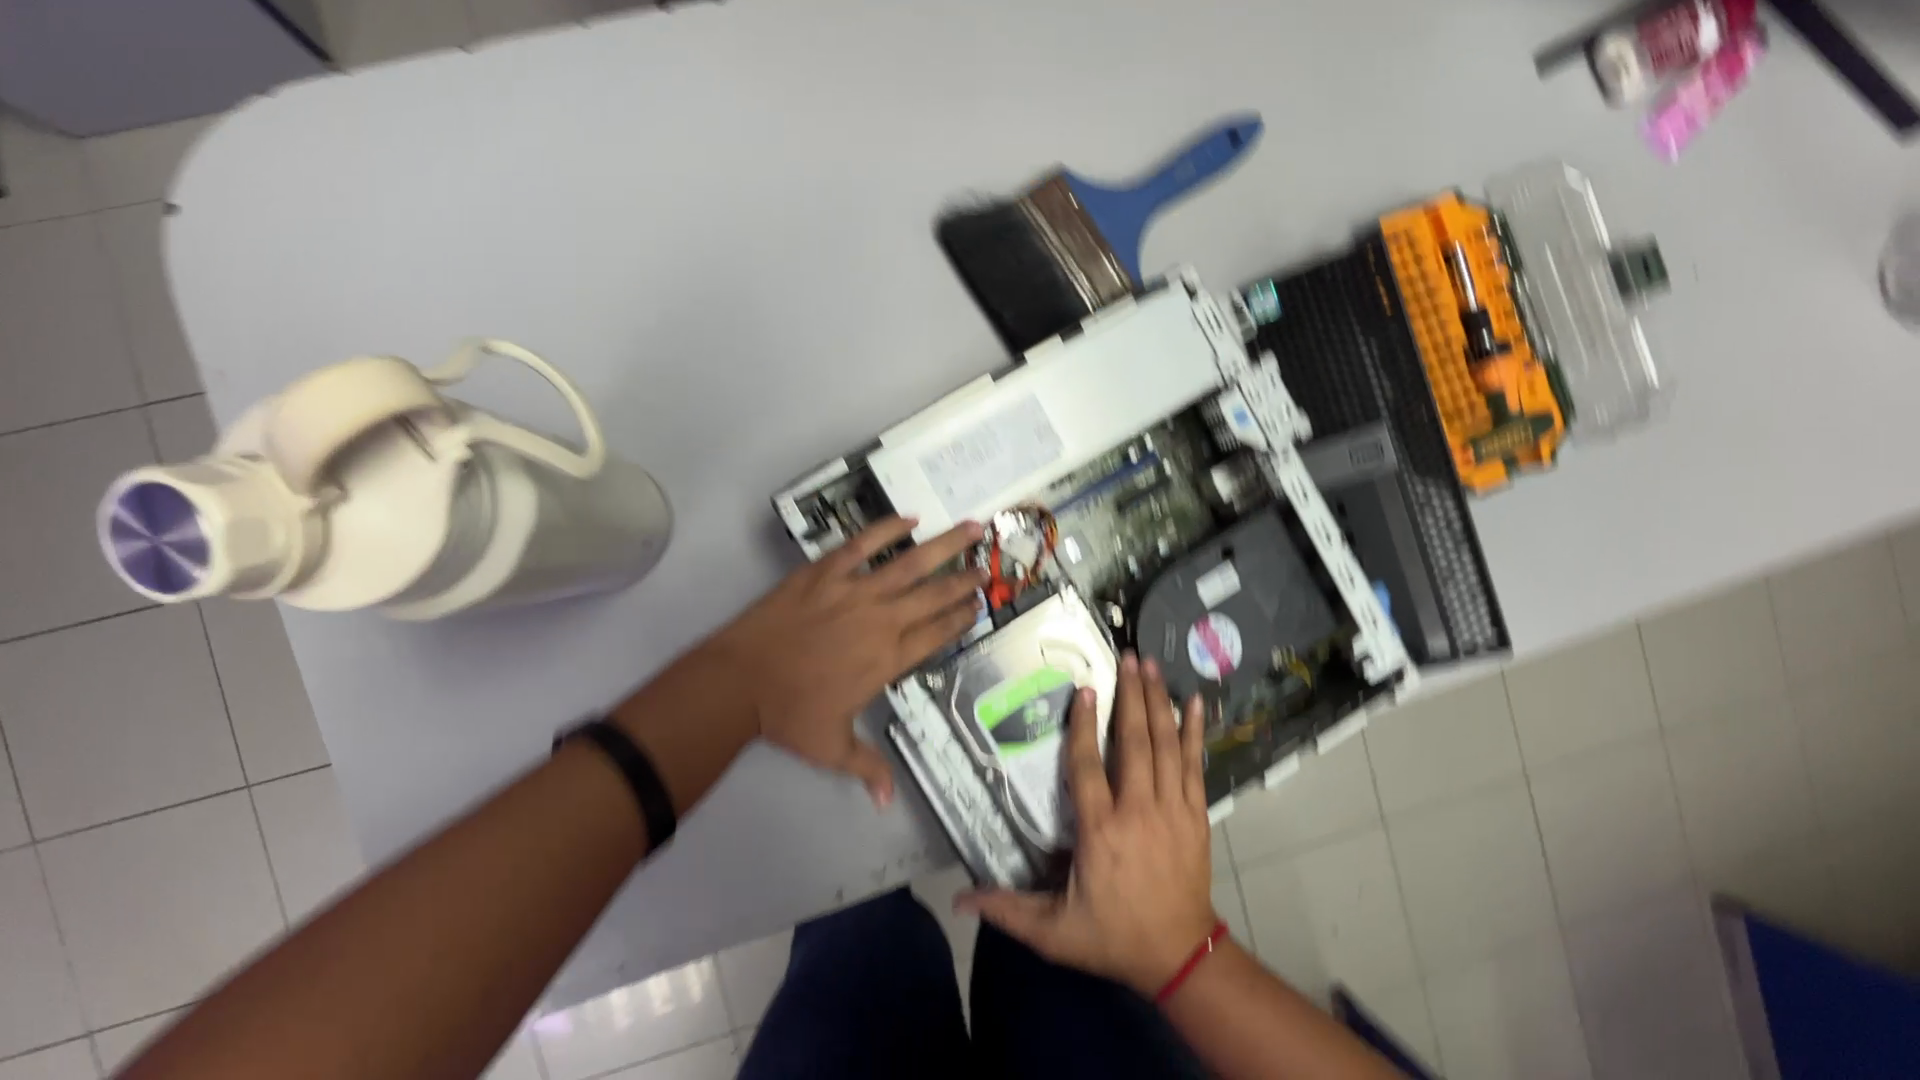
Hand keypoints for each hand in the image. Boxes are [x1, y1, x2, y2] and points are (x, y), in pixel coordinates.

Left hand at [709, 516, 985, 805]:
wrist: (738, 682)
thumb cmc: (788, 716)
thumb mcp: (831, 748)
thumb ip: (867, 768)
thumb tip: (886, 804)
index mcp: (888, 659)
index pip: (937, 634)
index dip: (961, 618)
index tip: (979, 606)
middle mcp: (881, 621)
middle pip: (934, 595)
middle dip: (964, 580)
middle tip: (985, 569)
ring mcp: (854, 592)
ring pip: (910, 563)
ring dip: (945, 545)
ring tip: (973, 529)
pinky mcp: (824, 573)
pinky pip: (862, 544)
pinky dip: (886, 529)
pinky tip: (909, 518)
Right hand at [959, 654, 1218, 995]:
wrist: (1181, 956)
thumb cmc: (1113, 936)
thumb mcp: (1054, 932)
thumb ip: (1007, 910)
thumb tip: (958, 900)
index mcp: (1101, 831)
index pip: (1088, 768)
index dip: (1083, 727)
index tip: (1084, 690)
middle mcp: (1138, 810)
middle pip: (1134, 742)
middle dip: (1130, 696)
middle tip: (1127, 657)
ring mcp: (1172, 809)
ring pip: (1166, 745)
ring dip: (1158, 702)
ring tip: (1150, 666)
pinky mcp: (1196, 814)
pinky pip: (1195, 764)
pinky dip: (1195, 731)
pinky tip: (1196, 701)